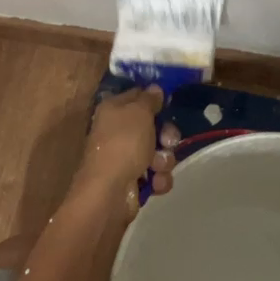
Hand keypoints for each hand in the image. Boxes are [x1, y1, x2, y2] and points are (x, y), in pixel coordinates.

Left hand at [73, 87, 182, 211]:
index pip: (138, 96)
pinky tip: (155, 183)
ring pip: (159, 152)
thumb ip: (149, 99)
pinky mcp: (134, 180)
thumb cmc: (123, 144)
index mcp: (114, 110)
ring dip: (164, 159)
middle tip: (167, 141)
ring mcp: (126, 157)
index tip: (170, 103)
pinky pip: (156, 174)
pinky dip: (158, 179)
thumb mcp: (139, 113)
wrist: (109, 192)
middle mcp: (119, 131)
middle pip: (153, 126)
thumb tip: (155, 88)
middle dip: (166, 135)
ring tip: (157, 167)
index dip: (155, 99)